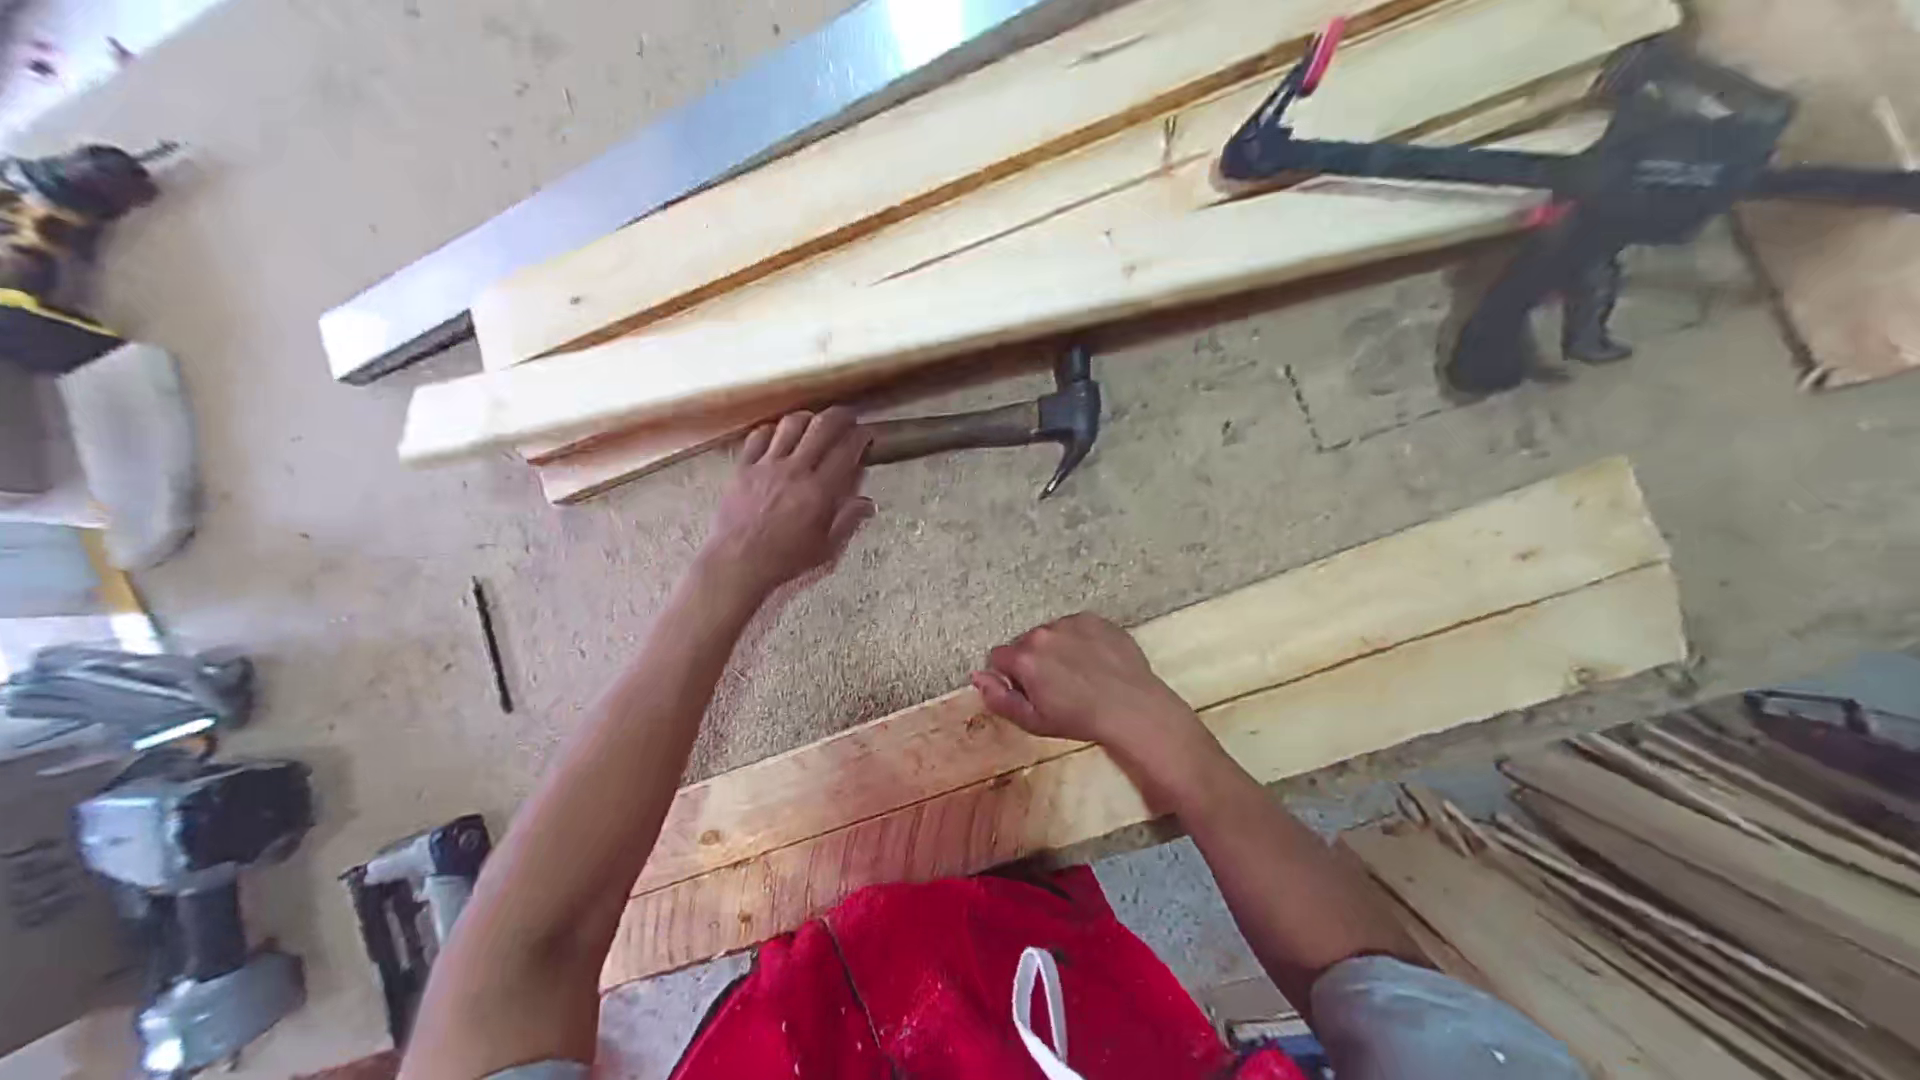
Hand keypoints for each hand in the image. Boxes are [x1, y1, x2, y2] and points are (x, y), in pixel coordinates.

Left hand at [702, 407, 873, 596]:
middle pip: (822, 426)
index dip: (861, 436)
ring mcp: (766, 466)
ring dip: (807, 418)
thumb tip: (868, 504)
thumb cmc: (784, 560)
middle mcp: (795, 471)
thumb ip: (849, 521)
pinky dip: (773, 430)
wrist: (737, 564)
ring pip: (790, 424)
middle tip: (848, 418)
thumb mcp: (826, 549)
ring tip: (814, 423)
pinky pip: (758, 437)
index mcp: (819, 491)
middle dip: (840, 416)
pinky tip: (778, 437)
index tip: (866, 434)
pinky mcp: (743, 469)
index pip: (847, 449)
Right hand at [970, 613, 1202, 756]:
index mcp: (1023, 658)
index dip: (1011, 675)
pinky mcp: (1094, 619)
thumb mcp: (1033, 721)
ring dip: (1056, 649)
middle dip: (1033, 660)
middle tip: (1056, 685)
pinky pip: (1076, 627)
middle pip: (1025, 643)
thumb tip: (977, 676)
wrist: (1132, 707)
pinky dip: (1079, 640)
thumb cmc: (1079, 720)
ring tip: (1079, 673)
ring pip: (1051, 634)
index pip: (998, 656)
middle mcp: (1042, 633)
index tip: (1029, 690)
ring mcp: (1070, 623)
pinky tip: (1094, 661)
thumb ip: (998, 697)